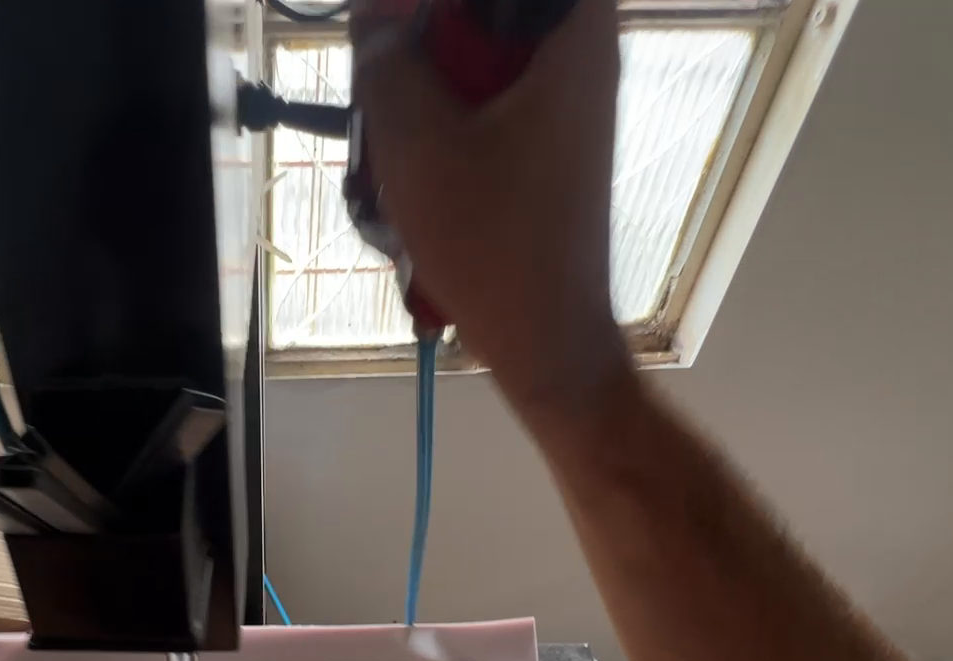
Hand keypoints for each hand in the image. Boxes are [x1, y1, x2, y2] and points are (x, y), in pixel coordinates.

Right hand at [351, 0, 632, 420]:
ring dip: (426, 102)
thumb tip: (373, 20)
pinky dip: (447, 136)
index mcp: (569, 33)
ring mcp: (566, 109)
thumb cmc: (489, 242)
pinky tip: (416, 181)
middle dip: (423, 54)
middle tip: (384, 96)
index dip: (435, 6)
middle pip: (484, 19)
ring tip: (392, 152)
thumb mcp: (418, 148)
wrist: (543, 336)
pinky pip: (488, 115)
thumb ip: (386, 66)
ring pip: (480, 70)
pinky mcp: (547, 152)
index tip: (398, 34)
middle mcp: (579, 57)